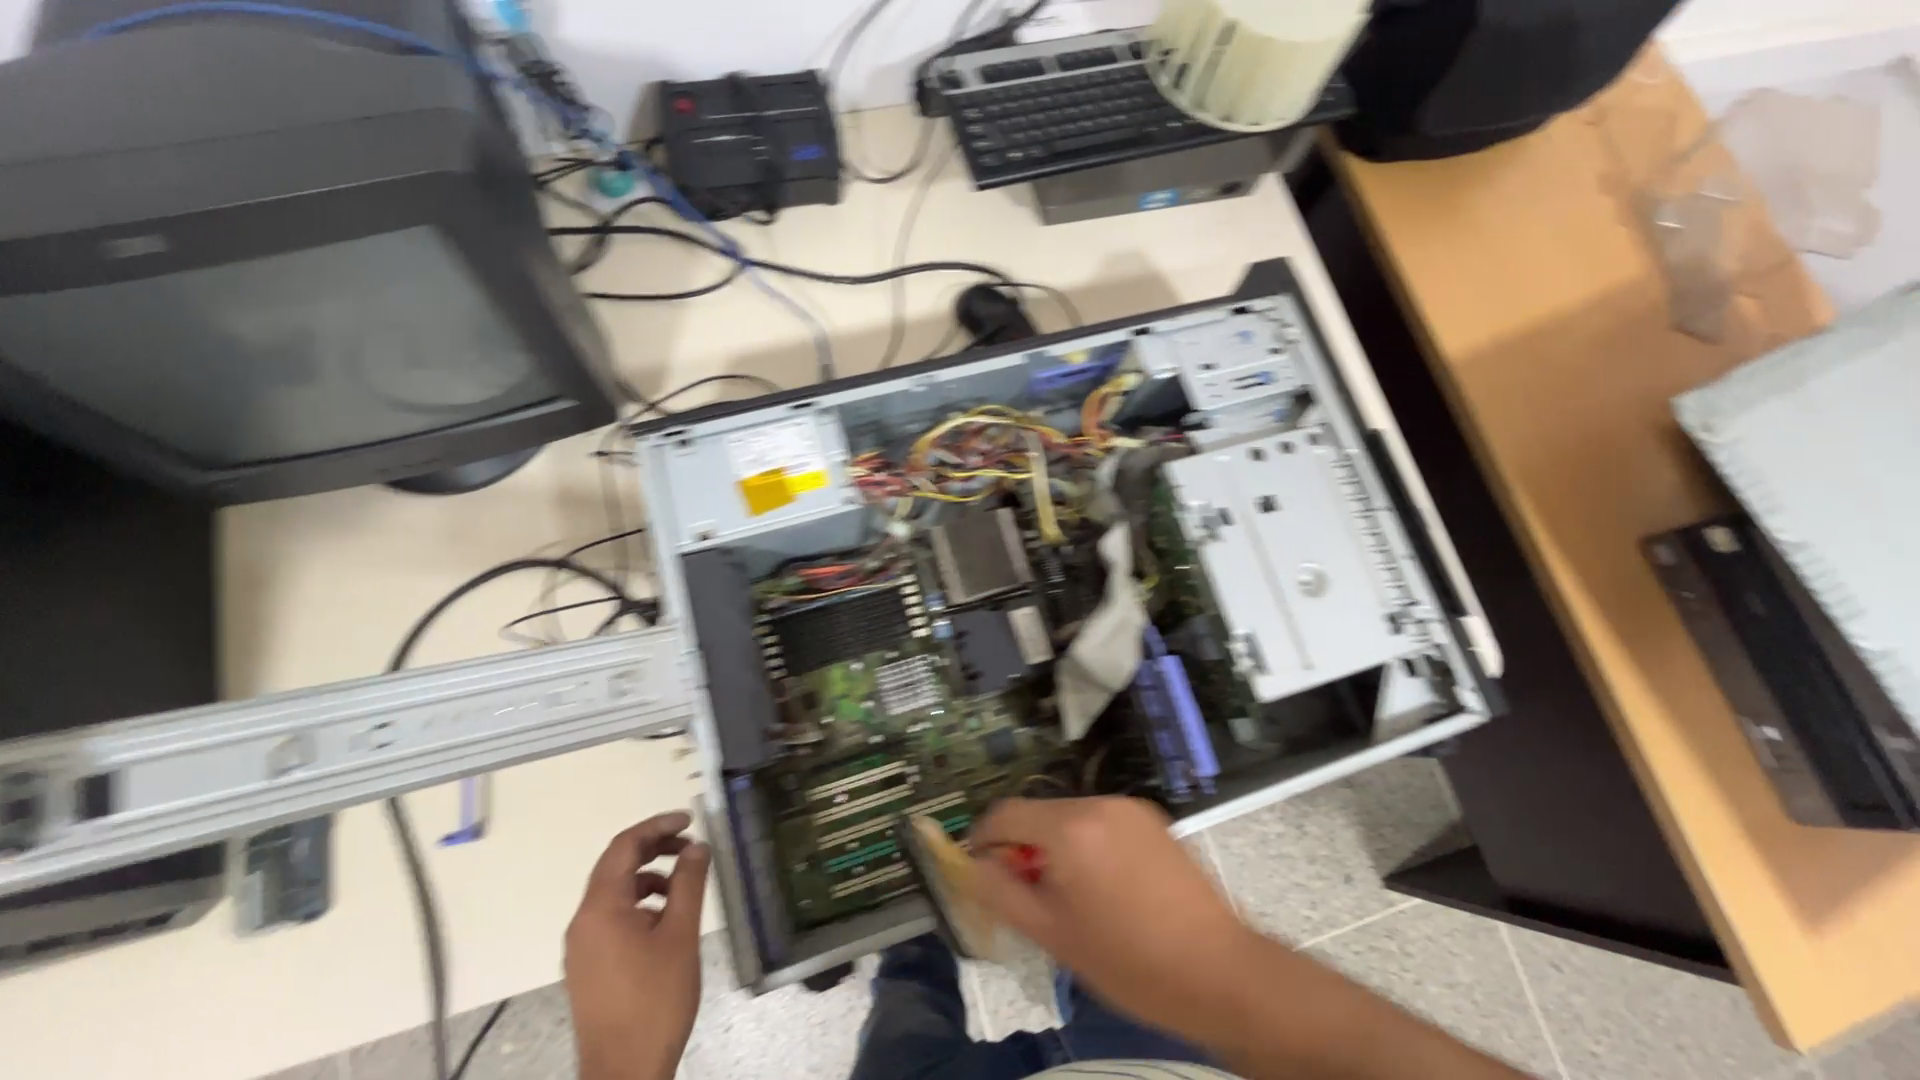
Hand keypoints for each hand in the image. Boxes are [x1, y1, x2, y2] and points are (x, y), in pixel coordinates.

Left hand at [564, 812, 710, 1079]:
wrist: (624, 1070)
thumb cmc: (656, 999)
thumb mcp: (681, 935)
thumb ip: (688, 884)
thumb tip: (696, 847)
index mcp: (600, 908)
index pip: (624, 847)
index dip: (657, 826)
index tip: (689, 820)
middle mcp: (582, 922)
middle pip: (615, 867)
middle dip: (653, 849)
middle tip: (690, 846)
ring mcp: (581, 946)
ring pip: (613, 894)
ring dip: (648, 878)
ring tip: (683, 886)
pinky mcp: (587, 967)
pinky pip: (610, 918)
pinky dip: (638, 905)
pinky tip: (665, 922)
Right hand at [969, 796, 1257, 1044]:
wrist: (1219, 972)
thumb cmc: (1128, 959)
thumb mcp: (1051, 933)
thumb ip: (1001, 892)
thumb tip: (974, 865)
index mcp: (1071, 827)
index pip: (1004, 813)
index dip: (982, 840)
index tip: (977, 871)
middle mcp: (1100, 804)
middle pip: (1039, 813)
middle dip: (1021, 847)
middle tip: (1023, 895)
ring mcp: (1132, 810)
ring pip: (1071, 818)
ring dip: (1054, 847)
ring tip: (1065, 897)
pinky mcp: (1155, 822)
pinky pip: (1102, 823)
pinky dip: (1086, 845)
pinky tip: (1102, 889)